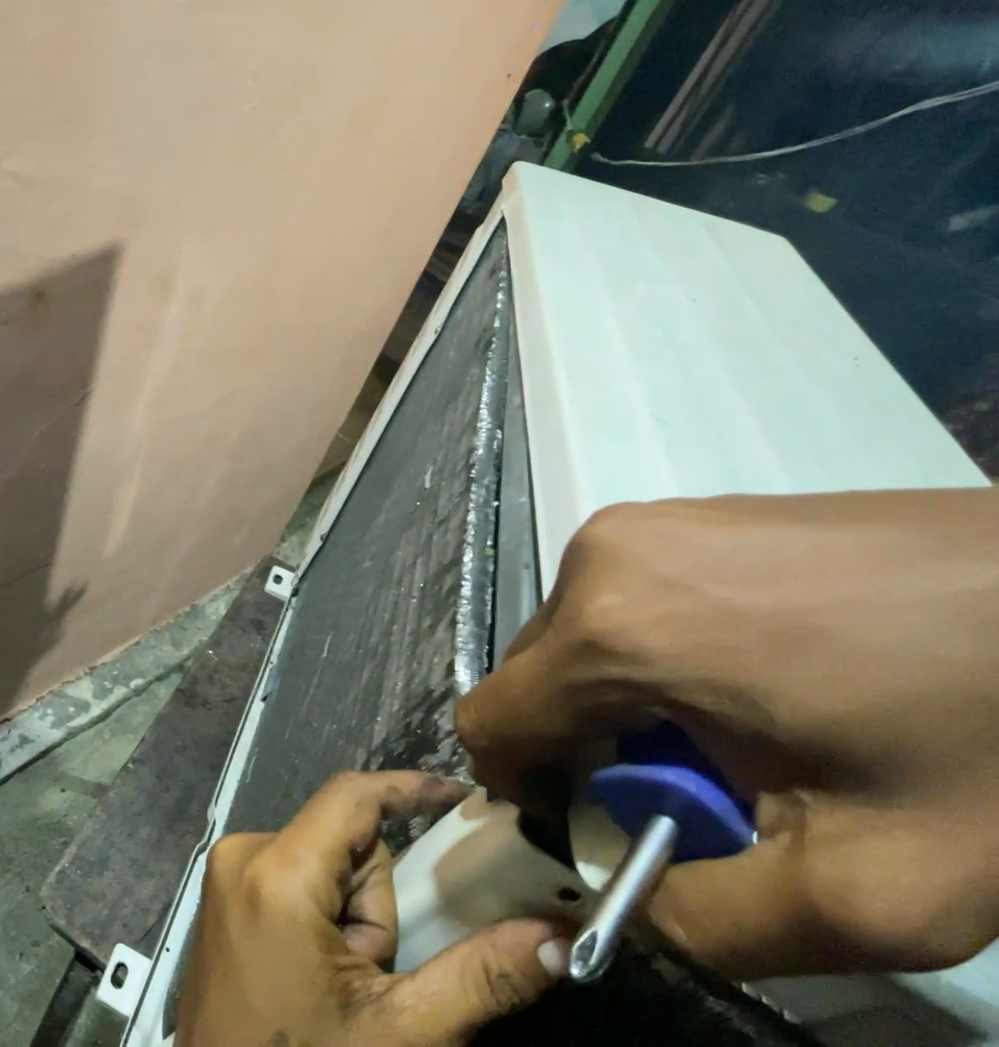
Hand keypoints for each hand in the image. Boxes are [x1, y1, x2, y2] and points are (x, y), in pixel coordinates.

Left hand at [178, 771, 569, 1046]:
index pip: (353, 796)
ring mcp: (226, 874)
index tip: (467, 797)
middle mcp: (243, 854)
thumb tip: (561, 936)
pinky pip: (292, 877)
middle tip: (367, 973)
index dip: (410, 788)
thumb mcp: (403, 1030)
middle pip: (345, 840)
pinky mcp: (222, 894)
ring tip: (336, 983)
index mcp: (278, 871)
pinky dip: (318, 915)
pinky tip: (311, 974)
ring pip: (322, 862)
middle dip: (372, 901)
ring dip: (347, 915)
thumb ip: (483, 976)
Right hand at [456, 490, 998, 978]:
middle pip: (530, 682)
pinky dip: (653, 652)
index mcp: (612, 632)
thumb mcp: (878, 890)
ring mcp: (637, 525)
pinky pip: (617, 602)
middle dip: (589, 749)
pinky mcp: (677, 514)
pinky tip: (760, 671)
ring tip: (743, 726)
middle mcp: (596, 560)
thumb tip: (625, 904)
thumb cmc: (990, 740)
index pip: (489, 723)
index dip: (525, 791)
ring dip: (623, 701)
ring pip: (572, 643)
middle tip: (706, 786)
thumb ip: (712, 924)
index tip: (611, 823)